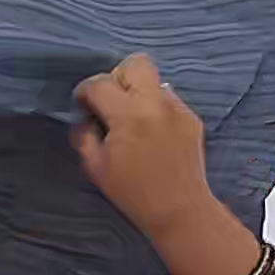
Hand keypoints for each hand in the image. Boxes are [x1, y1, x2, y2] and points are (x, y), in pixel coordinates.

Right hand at [71, 54, 260, 274]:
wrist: (179, 210)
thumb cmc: (132, 193)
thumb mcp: (95, 166)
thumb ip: (84, 135)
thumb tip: (84, 116)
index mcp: (129, 116)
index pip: (99, 83)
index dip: (85, 91)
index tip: (83, 104)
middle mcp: (155, 105)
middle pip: (134, 64)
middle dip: (117, 77)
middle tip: (111, 102)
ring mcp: (178, 109)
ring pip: (153, 81)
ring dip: (138, 94)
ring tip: (133, 121)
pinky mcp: (191, 118)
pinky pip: (168, 100)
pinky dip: (155, 109)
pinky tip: (152, 134)